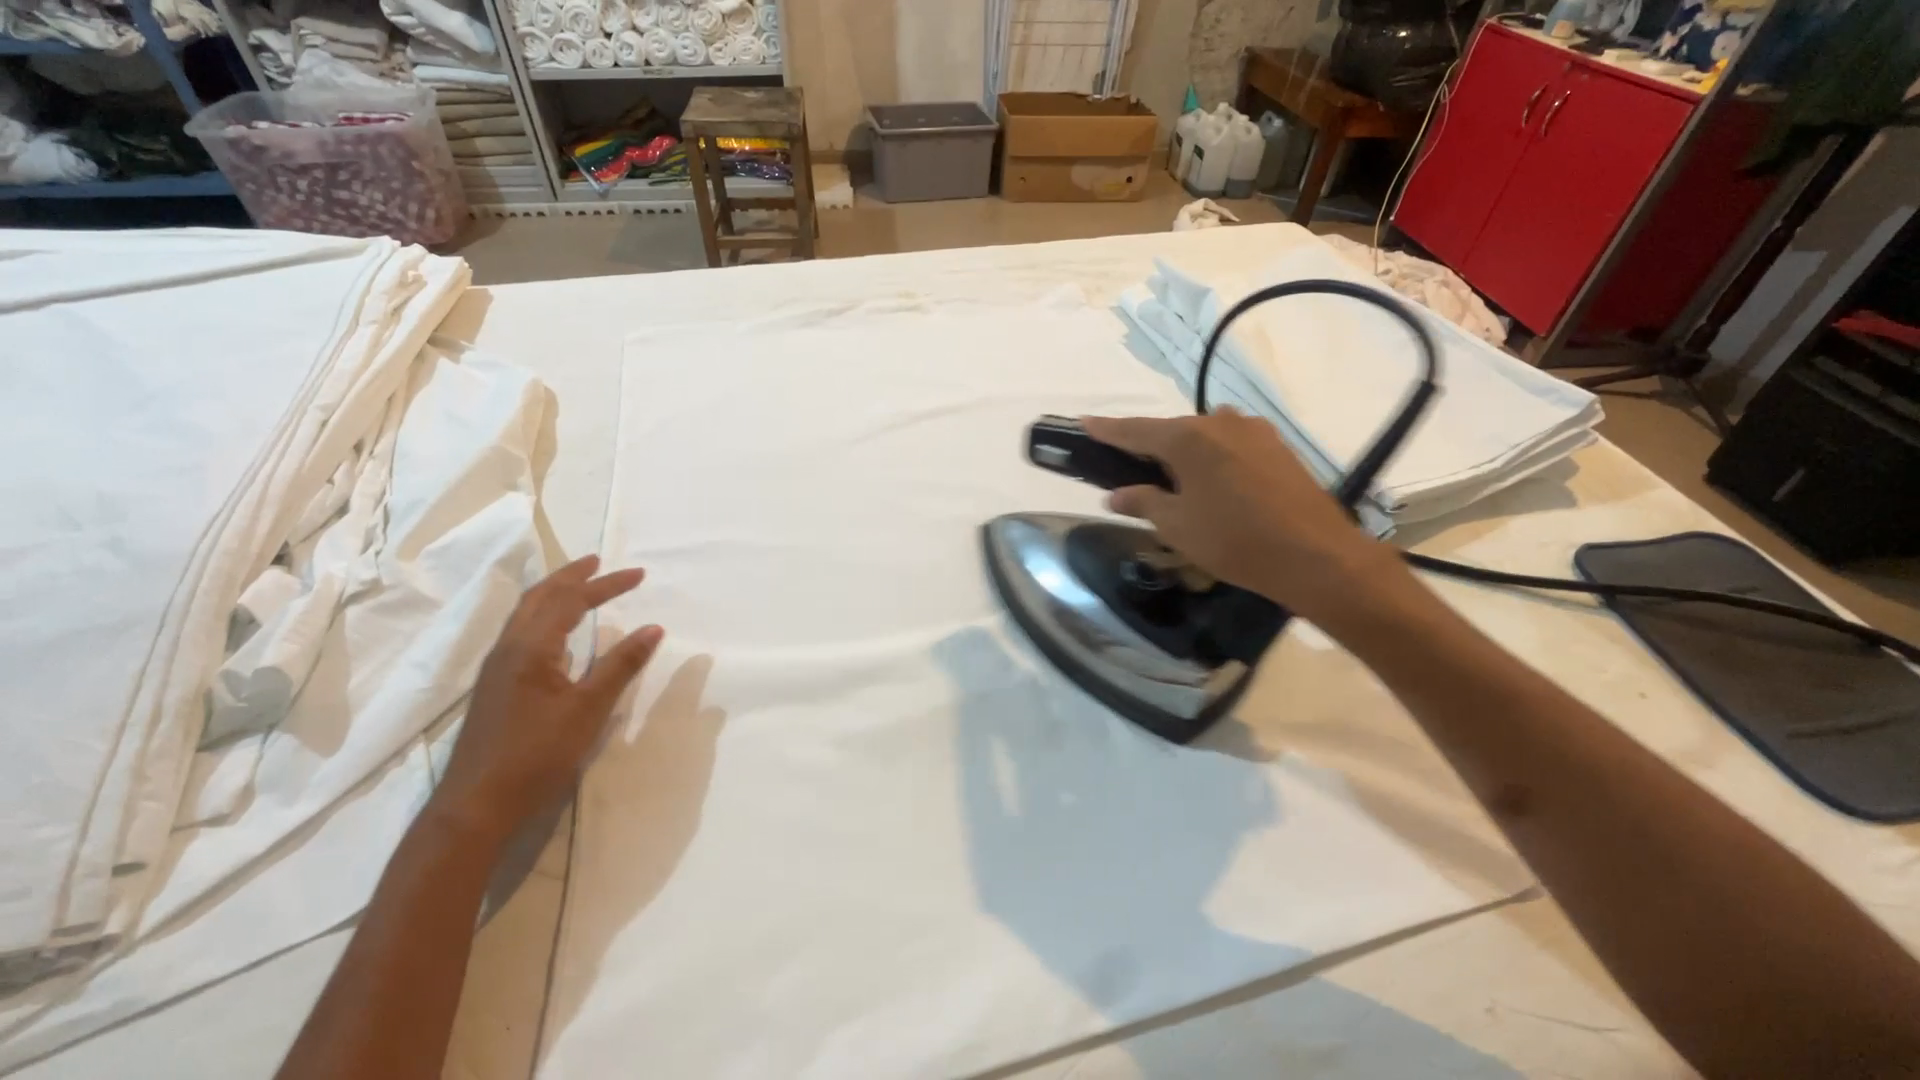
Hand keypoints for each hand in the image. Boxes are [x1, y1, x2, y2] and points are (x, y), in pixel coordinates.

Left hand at [432, 555, 663, 840]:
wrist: (476, 804)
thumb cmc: (536, 755)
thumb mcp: (588, 710)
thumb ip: (621, 666)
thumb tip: (653, 628)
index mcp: (530, 648)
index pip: (570, 600)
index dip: (606, 584)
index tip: (639, 574)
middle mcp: (508, 649)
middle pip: (539, 597)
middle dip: (571, 576)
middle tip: (599, 563)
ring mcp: (497, 669)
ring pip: (525, 615)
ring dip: (554, 595)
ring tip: (579, 588)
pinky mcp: (496, 688)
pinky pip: (521, 635)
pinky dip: (544, 618)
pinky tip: (558, 636)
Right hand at [1083, 411, 1399, 620]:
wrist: (1316, 556)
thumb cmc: (1234, 541)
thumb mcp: (1177, 526)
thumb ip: (1142, 502)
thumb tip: (1117, 494)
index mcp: (1188, 437)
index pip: (1135, 430)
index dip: (1106, 429)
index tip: (1083, 423)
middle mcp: (1220, 423)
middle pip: (1172, 431)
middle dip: (1149, 448)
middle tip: (1129, 469)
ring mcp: (1254, 432)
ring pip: (1204, 438)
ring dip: (1184, 455)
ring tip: (1173, 483)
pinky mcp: (1278, 448)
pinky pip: (1230, 447)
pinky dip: (1212, 461)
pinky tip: (1211, 486)